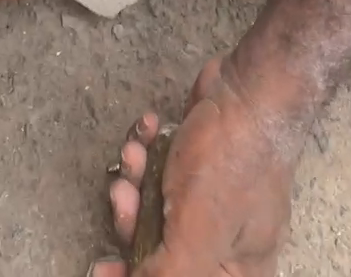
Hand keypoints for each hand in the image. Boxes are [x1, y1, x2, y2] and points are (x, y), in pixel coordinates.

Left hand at [94, 55, 302, 276]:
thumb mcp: (198, 233)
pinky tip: (149, 124)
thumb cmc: (229, 166)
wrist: (247, 91)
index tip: (103, 268)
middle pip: (157, 248)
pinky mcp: (192, 161)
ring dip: (135, 174)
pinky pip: (157, 165)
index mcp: (232, 271)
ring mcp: (207, 198)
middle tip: (120, 192)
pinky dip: (146, 147)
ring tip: (134, 150)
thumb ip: (169, 275)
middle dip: (131, 216)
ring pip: (151, 201)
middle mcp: (221, 242)